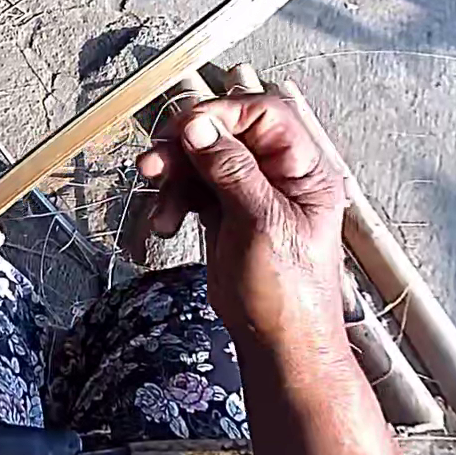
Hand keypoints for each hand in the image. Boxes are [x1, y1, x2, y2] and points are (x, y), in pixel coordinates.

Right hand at [137, 84, 345, 354]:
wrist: (275, 340)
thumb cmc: (286, 288)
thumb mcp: (261, 223)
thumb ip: (231, 170)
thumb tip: (198, 125)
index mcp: (302, 167)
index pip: (263, 114)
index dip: (222, 114)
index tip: (185, 130)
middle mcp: (274, 171)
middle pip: (223, 134)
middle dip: (185, 147)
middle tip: (154, 163)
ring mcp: (246, 190)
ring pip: (200, 160)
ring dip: (172, 178)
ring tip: (158, 210)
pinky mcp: (223, 208)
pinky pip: (191, 187)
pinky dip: (172, 201)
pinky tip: (164, 224)